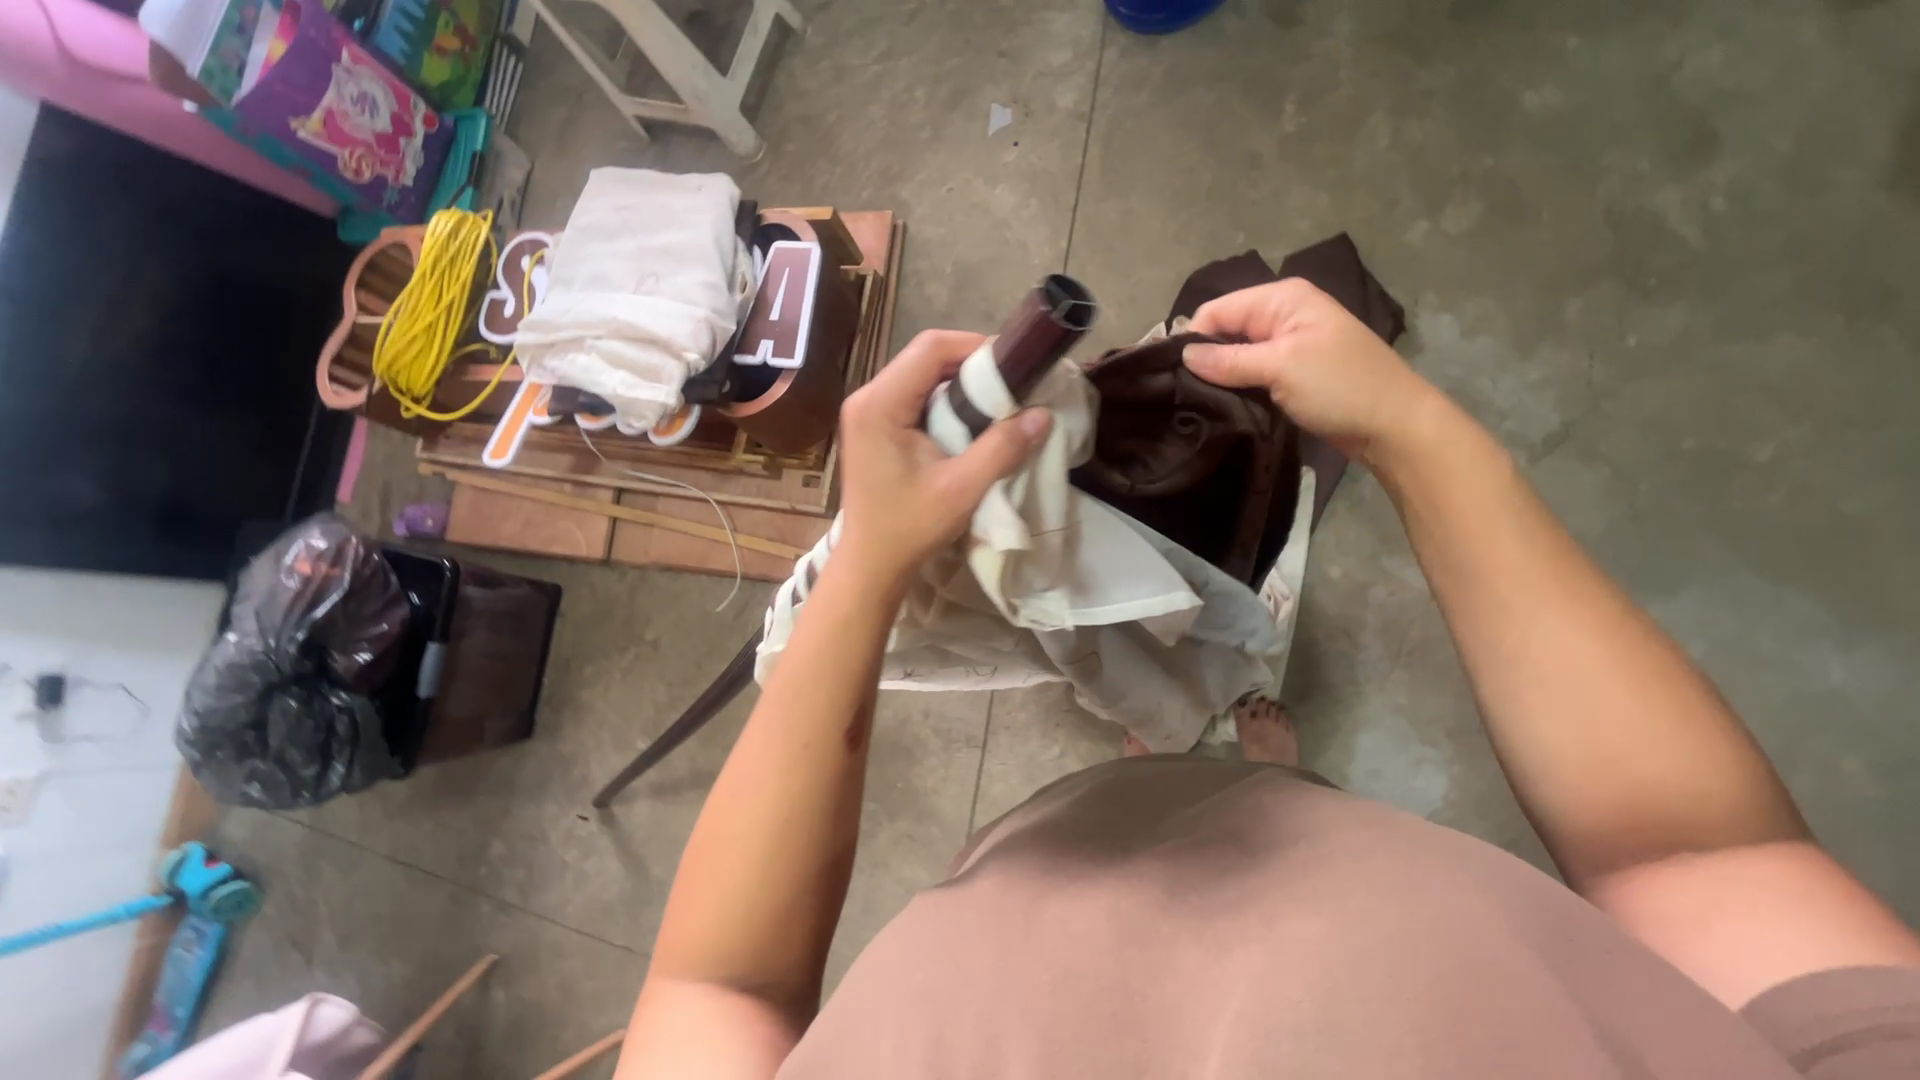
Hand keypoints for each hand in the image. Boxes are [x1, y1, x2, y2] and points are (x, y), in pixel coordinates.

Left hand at [836, 330, 1052, 587]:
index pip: (930, 348)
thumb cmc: (909, 528)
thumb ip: (1002, 449)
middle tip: (1012, 384)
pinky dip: (945, 399)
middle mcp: (867, 397)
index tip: (1014, 365)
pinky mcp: (874, 426)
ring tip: (997, 400)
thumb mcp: (962, 490)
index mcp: (879, 404)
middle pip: (924, 356)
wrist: (871, 563)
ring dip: (959, 381)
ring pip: (921, 374)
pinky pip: (914, 395)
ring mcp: (867, 411)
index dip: (975, 346)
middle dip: (971, 363)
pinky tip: (971, 419)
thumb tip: (1044, 415)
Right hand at [1183, 279, 1438, 465]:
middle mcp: (1282, 313)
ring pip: (1236, 354)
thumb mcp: (1280, 367)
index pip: (1216, 310)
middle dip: (1205, 358)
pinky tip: (1226, 405)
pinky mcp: (1291, 372)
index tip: (1175, 376)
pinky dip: (1238, 386)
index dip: (1194, 339)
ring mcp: (1288, 344)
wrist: (1393, 425)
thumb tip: (1182, 354)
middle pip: (1224, 329)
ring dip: (1221, 376)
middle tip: (1186, 393)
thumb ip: (1228, 359)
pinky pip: (1251, 372)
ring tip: (1201, 402)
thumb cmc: (1340, 387)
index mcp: (1282, 298)